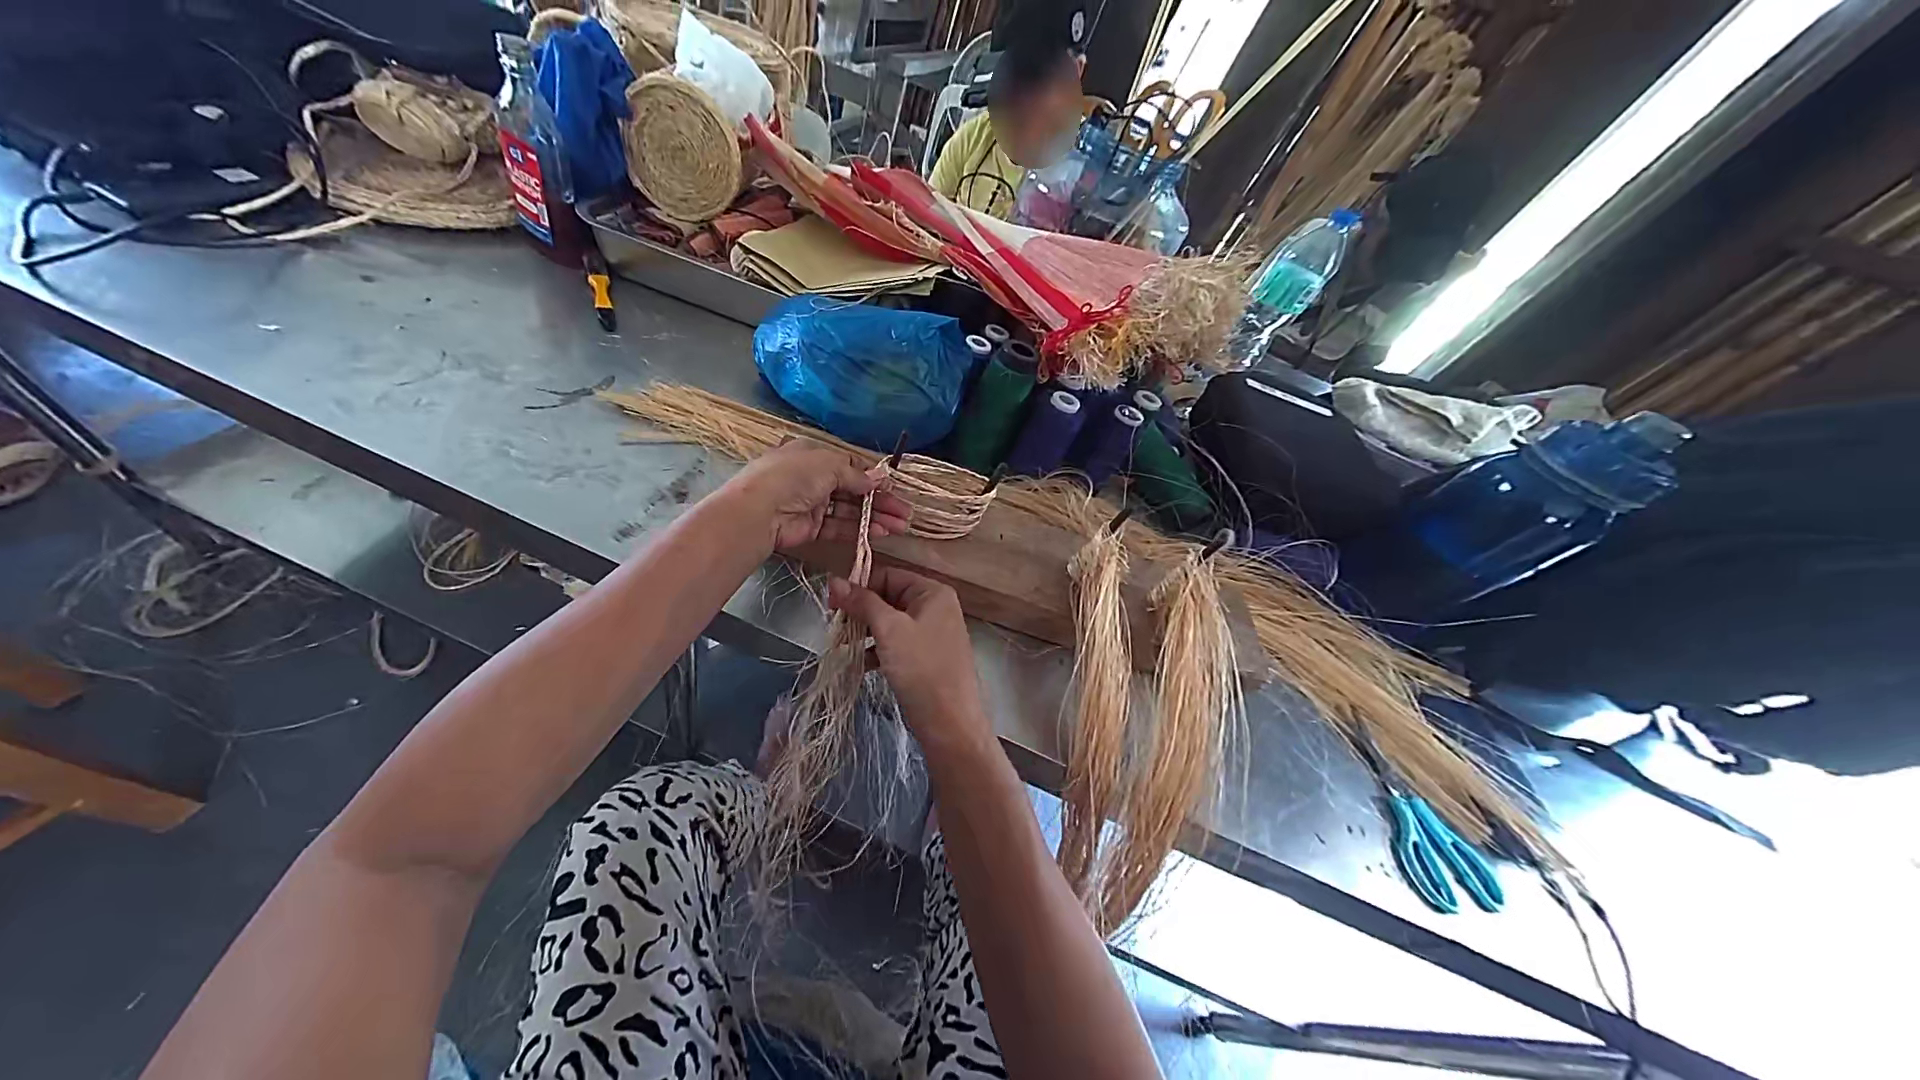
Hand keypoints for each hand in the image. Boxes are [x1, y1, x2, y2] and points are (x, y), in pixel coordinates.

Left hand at [725, 438, 910, 551]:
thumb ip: (856, 475)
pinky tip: (880, 532)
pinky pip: (841, 526)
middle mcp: (814, 477)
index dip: (872, 477)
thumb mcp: (829, 464)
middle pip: (854, 489)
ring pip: (851, 510)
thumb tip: (878, 479)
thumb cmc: (793, 476)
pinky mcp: (812, 527)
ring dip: (876, 517)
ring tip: (899, 526)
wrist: (759, 511)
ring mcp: (812, 503)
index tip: (893, 488)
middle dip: (880, 500)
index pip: (850, 465)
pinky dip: (861, 529)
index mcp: (814, 455)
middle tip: (905, 513)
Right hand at [828, 567, 991, 759]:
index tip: (832, 604)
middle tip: (835, 628)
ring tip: (842, 647)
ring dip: (864, 633)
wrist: (949, 723)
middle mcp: (935, 608)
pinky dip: (877, 651)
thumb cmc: (921, 668)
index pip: (888, 575)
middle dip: (860, 612)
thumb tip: (834, 580)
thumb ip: (862, 602)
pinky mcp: (925, 658)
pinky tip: (859, 664)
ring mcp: (931, 634)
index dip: (859, 587)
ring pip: (889, 623)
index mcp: (933, 592)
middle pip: (888, 598)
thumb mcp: (888, 629)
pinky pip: (895, 644)